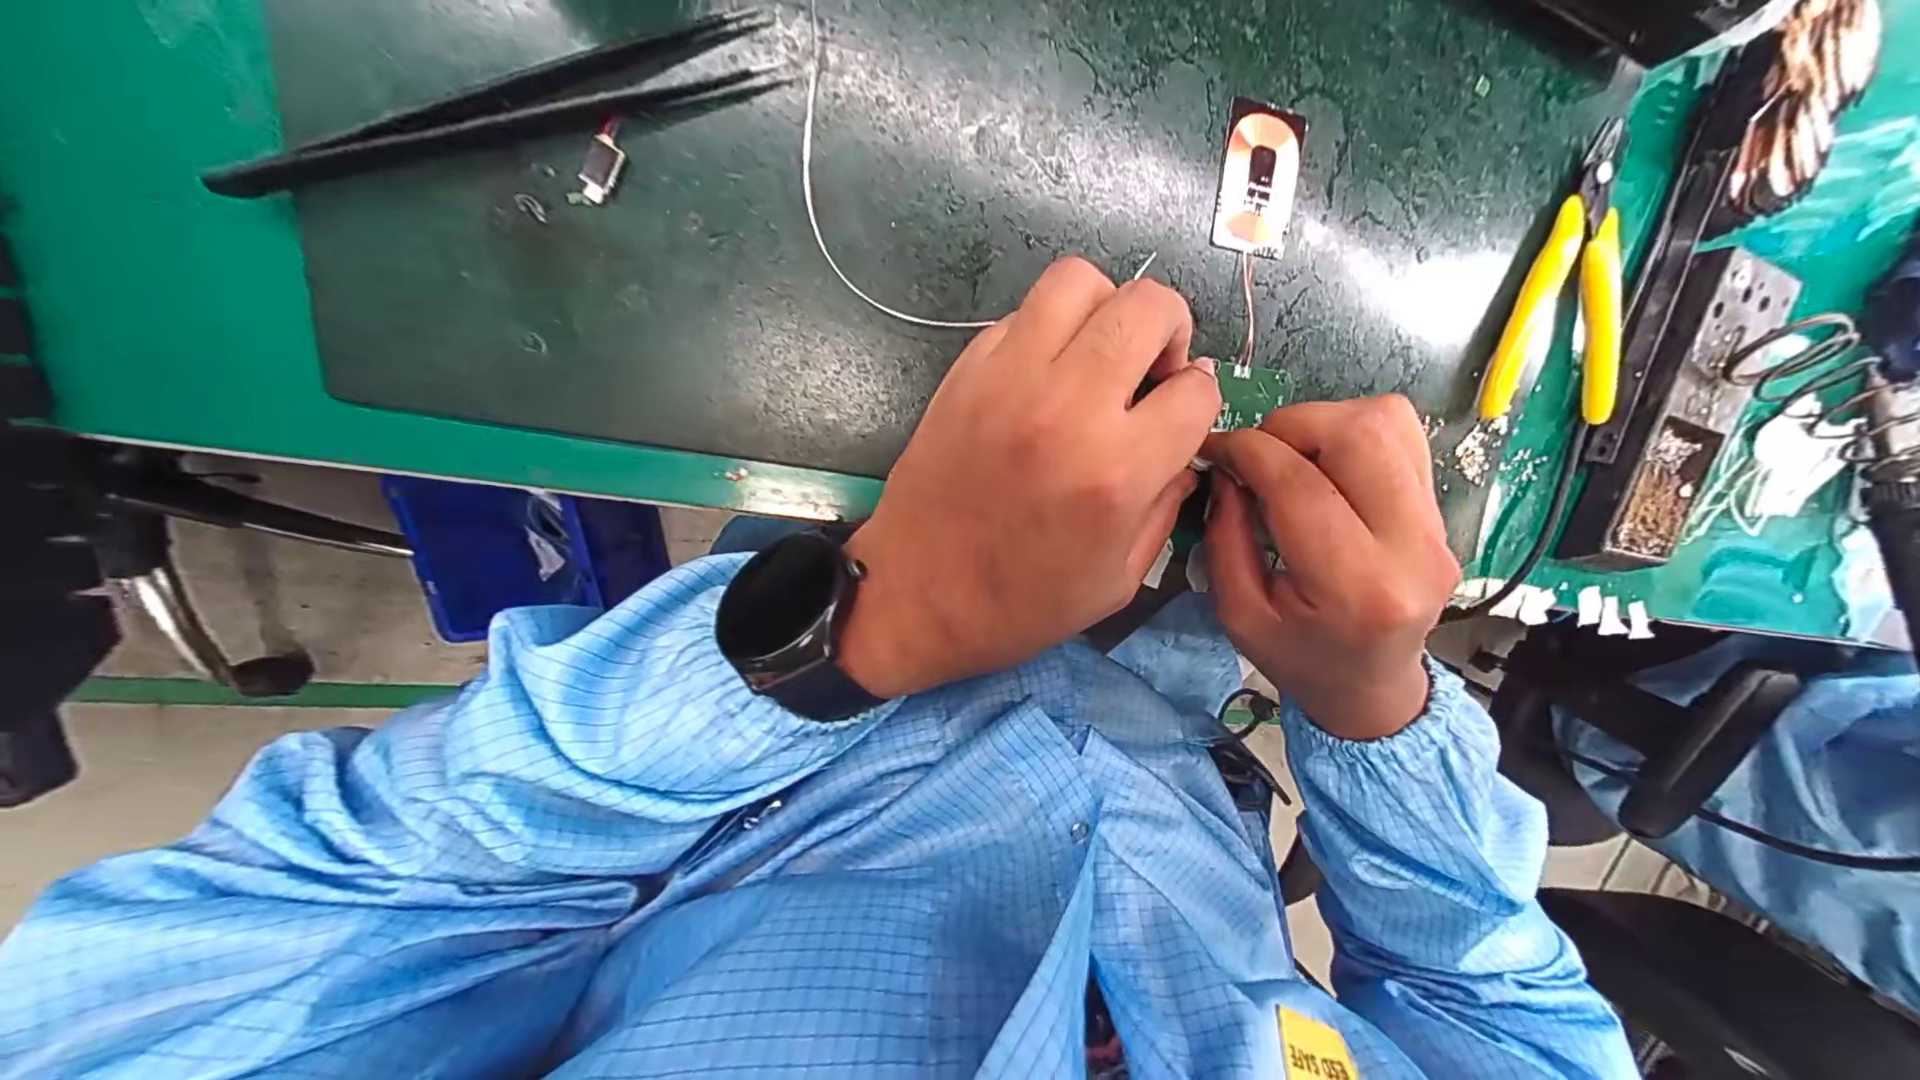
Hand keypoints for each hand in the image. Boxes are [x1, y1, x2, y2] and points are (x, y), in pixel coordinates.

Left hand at [837, 256, 1222, 697]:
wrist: (916, 595)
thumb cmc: (1019, 605)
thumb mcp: (1116, 580)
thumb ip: (1165, 507)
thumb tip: (1186, 449)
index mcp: (1117, 471)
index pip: (1196, 392)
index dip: (1200, 401)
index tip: (1179, 416)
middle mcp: (1068, 408)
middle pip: (1147, 308)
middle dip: (1170, 332)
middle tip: (1149, 374)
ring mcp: (1009, 380)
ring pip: (1077, 281)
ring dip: (1105, 308)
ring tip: (1097, 356)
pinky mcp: (964, 373)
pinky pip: (1021, 314)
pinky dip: (1047, 330)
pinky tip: (1042, 375)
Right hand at [1201, 396, 1458, 739]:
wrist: (1372, 687)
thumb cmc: (1298, 658)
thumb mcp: (1237, 613)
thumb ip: (1225, 537)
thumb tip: (1227, 470)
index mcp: (1355, 587)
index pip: (1299, 486)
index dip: (1246, 452)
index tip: (1213, 447)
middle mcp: (1412, 548)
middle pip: (1359, 435)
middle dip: (1290, 426)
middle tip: (1256, 453)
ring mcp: (1438, 526)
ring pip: (1389, 422)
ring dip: (1323, 423)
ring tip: (1288, 456)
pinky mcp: (1442, 512)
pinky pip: (1403, 437)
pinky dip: (1352, 433)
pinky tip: (1323, 463)